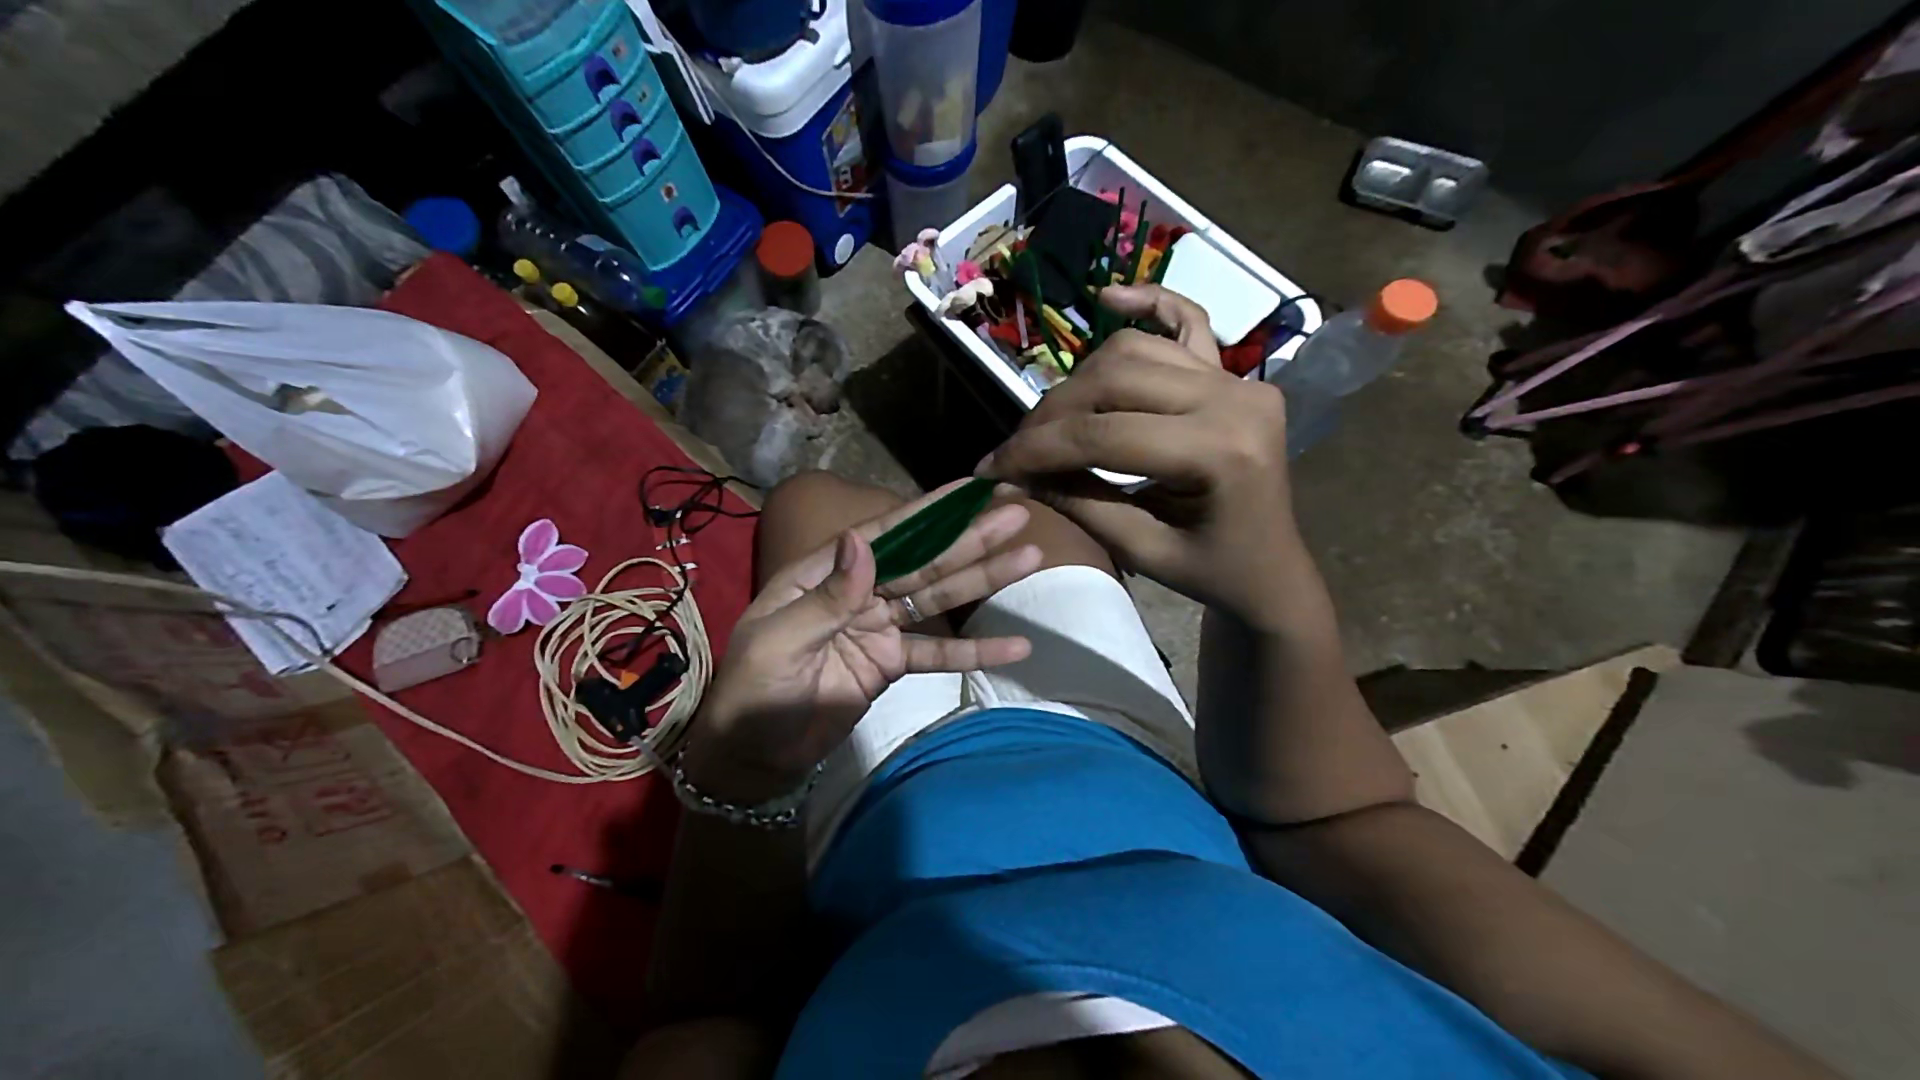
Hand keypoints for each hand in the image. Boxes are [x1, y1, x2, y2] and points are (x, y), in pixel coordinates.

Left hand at [682, 482, 1041, 800]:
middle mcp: (858, 591)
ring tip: (1028, 559)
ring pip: (937, 600)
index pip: (882, 534)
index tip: (968, 489)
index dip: (926, 512)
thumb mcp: (780, 641)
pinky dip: (975, 651)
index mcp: (824, 573)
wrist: (754, 756)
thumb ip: (827, 597)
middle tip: (1017, 515)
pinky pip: (938, 655)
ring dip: (981, 581)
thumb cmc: (753, 692)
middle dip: (969, 539)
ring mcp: (879, 628)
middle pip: (922, 561)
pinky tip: (1015, 644)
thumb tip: (862, 540)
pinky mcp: (892, 665)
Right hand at [976, 284, 1300, 627]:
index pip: (1104, 433)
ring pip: (1134, 351)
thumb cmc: (1211, 571)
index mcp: (1219, 452)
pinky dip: (1150, 305)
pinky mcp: (1234, 374)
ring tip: (1050, 421)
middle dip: (1052, 414)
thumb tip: (1011, 477)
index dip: (1038, 448)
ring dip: (1080, 380)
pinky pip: (1188, 324)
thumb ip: (1076, 502)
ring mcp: (1238, 379)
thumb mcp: (1141, 549)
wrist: (1271, 569)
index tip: (992, 468)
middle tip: (1017, 450)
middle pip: (1114, 378)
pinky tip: (1110, 297)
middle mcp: (1233, 398)